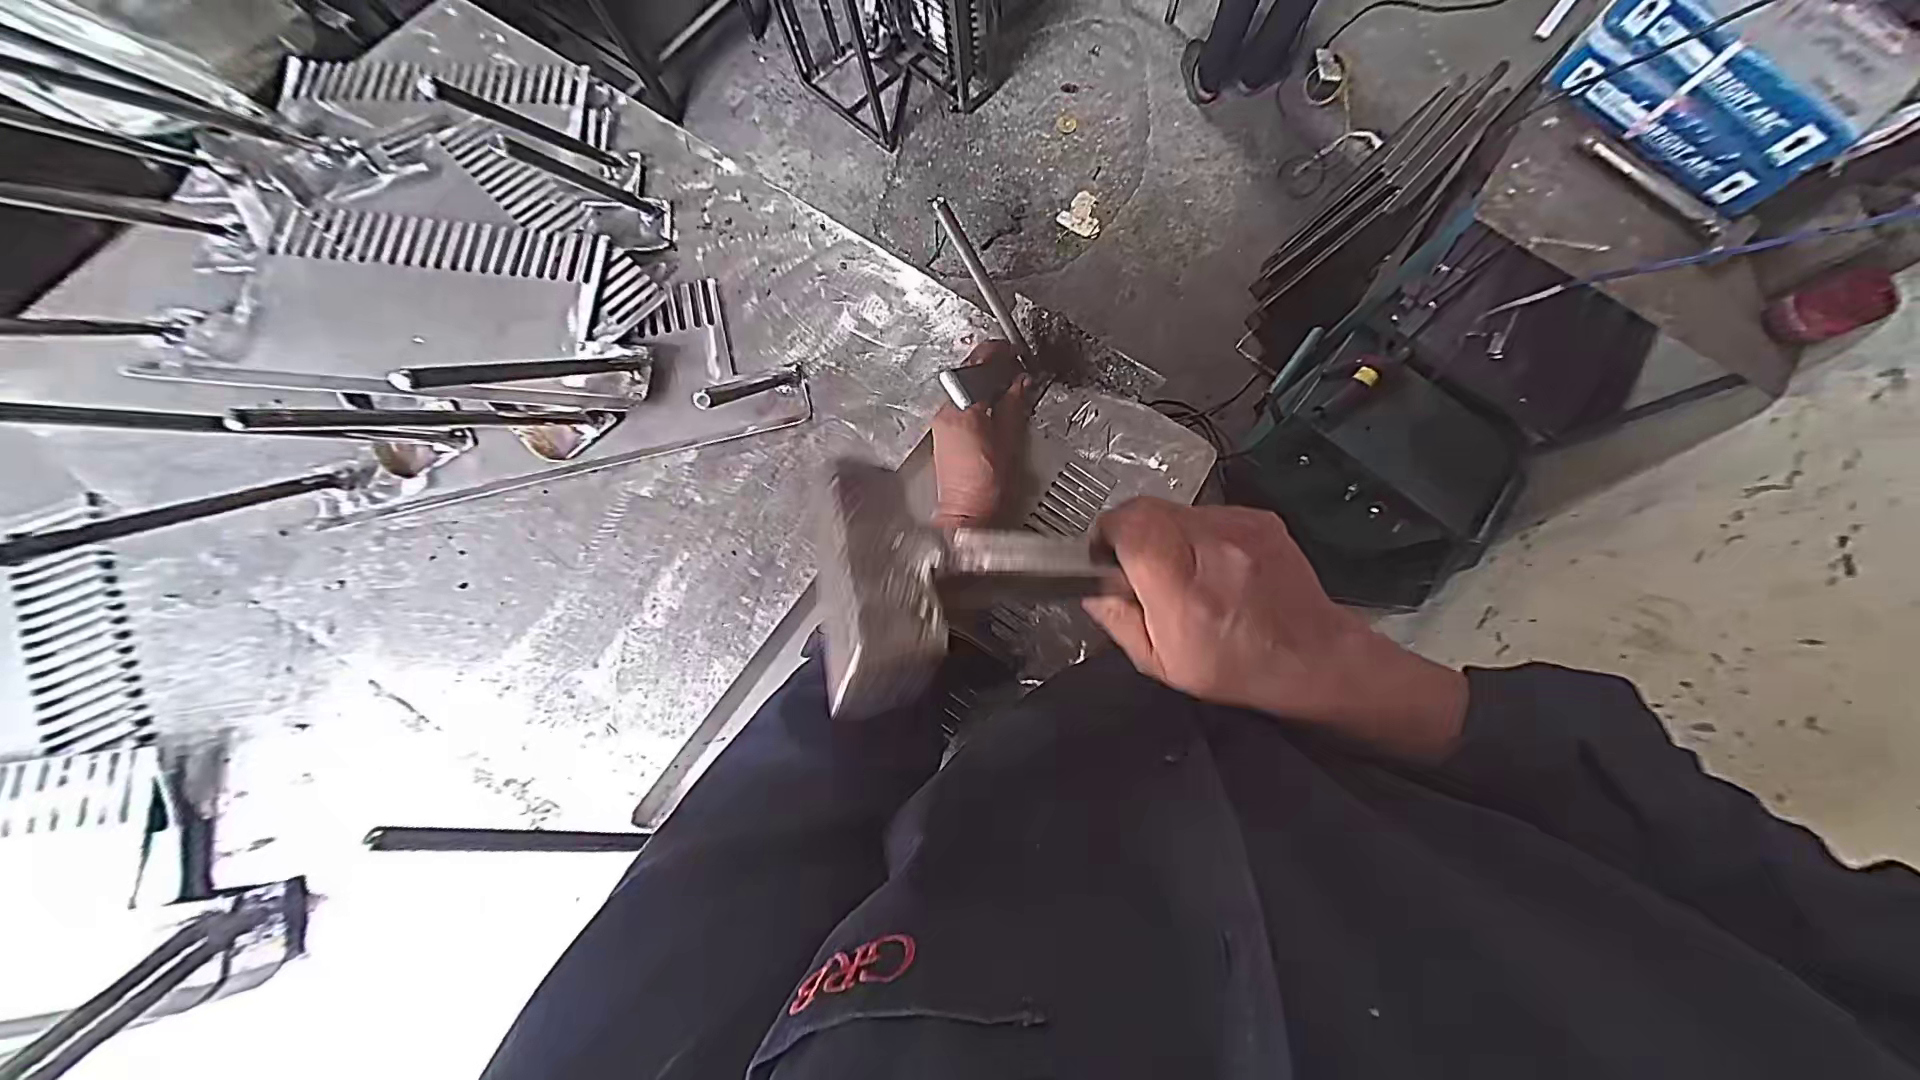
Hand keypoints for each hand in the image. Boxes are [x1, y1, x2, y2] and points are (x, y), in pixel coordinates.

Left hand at [930, 340, 1034, 529]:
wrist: (966, 513)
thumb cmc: (985, 487)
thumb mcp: (1009, 442)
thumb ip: (1013, 406)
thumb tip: (1020, 384)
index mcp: (963, 412)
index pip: (977, 368)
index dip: (997, 355)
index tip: (1011, 352)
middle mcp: (946, 415)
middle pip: (968, 377)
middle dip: (991, 368)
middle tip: (1013, 367)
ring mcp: (941, 425)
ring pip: (964, 391)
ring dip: (984, 384)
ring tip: (1005, 387)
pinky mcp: (943, 435)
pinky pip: (960, 406)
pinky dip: (976, 400)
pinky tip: (992, 406)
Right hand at [1082, 498, 1467, 761]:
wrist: (1313, 656)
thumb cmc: (1238, 667)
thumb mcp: (1159, 662)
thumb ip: (1116, 620)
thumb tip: (1092, 588)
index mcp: (1183, 588)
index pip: (1128, 524)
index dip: (1106, 535)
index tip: (1106, 556)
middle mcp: (1214, 547)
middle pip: (1144, 508)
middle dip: (1129, 531)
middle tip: (1137, 565)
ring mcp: (1240, 527)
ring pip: (1171, 507)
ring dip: (1161, 532)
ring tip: (1178, 569)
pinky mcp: (1257, 517)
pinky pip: (1202, 511)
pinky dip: (1192, 532)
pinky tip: (1208, 563)